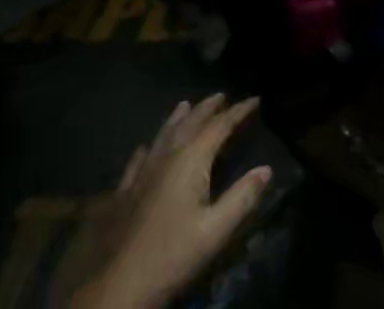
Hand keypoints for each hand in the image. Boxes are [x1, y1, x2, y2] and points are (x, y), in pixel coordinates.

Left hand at [73, 95, 273, 308]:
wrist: (116, 287)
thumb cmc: (172, 256)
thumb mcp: (216, 230)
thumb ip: (243, 197)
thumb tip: (267, 168)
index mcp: (191, 161)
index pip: (220, 127)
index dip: (239, 111)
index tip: (255, 99)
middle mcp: (167, 158)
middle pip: (190, 124)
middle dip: (208, 108)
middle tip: (222, 95)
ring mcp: (142, 174)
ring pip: (163, 135)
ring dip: (178, 118)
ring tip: (186, 104)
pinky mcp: (124, 193)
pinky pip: (138, 159)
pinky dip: (148, 147)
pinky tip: (145, 146)